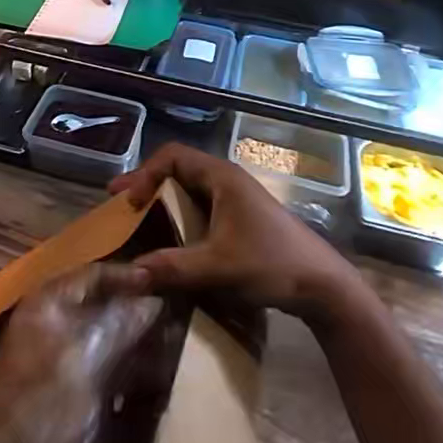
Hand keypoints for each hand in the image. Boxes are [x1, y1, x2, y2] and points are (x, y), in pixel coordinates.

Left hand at [0, 264, 161, 442]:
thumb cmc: (43, 396)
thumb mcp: (86, 352)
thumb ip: (122, 320)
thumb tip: (155, 300)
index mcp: (50, 303)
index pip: (95, 274)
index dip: (130, 276)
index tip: (167, 280)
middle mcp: (56, 325)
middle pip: (105, 308)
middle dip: (141, 315)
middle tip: (178, 318)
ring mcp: (64, 361)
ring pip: (111, 341)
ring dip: (141, 346)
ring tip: (175, 350)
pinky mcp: (72, 394)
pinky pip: (110, 373)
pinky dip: (132, 375)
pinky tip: (158, 382)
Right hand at [108, 143, 361, 322]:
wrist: (322, 285)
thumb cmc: (272, 263)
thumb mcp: (219, 266)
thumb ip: (172, 268)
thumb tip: (127, 275)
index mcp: (221, 177)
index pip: (172, 156)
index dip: (144, 173)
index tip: (127, 201)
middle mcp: (226, 181)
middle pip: (177, 170)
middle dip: (147, 186)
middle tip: (120, 207)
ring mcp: (235, 200)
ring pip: (188, 190)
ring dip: (162, 203)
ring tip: (138, 224)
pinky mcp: (240, 220)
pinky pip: (199, 209)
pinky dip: (178, 218)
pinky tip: (169, 241)